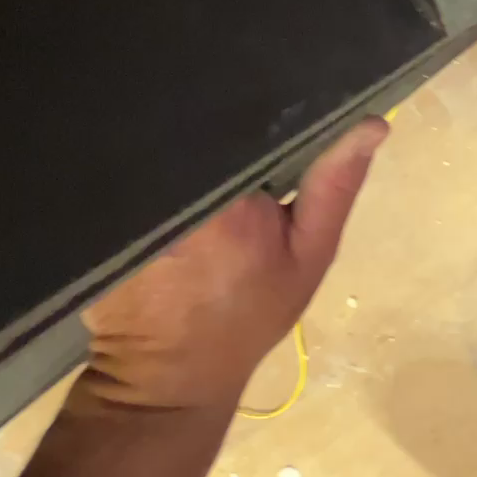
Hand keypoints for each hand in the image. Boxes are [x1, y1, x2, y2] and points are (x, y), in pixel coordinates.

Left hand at [78, 117, 388, 410]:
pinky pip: (141, 163)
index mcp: (229, 187)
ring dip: (194, 137)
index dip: (266, 101)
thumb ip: (335, 185)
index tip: (285, 104)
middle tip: (254, 135)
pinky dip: (161, 163)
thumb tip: (374, 124)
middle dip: (228, 116)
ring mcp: (128, 191)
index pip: (250, 118)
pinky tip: (176, 173)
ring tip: (217, 146)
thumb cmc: (250, 312)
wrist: (167, 375)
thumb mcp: (311, 252)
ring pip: (173, 139)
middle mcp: (172, 181)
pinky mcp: (103, 204)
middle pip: (207, 122)